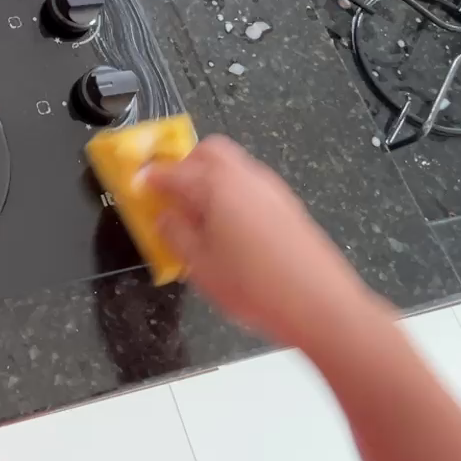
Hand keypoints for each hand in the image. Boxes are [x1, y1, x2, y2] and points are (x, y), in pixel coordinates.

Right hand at [142, 135, 386, 351]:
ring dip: (209, 178)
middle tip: (171, 194)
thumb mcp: (199, 265)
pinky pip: (250, 185)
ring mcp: (270, 189)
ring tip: (200, 215)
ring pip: (232, 166)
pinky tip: (231, 229)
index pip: (171, 171)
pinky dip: (232, 193)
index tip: (135, 185)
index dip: (148, 178)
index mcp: (215, 186)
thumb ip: (175, 234)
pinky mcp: (288, 206)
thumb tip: (164, 216)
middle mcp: (244, 177)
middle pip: (208, 151)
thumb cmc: (255, 287)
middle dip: (184, 164)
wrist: (325, 309)